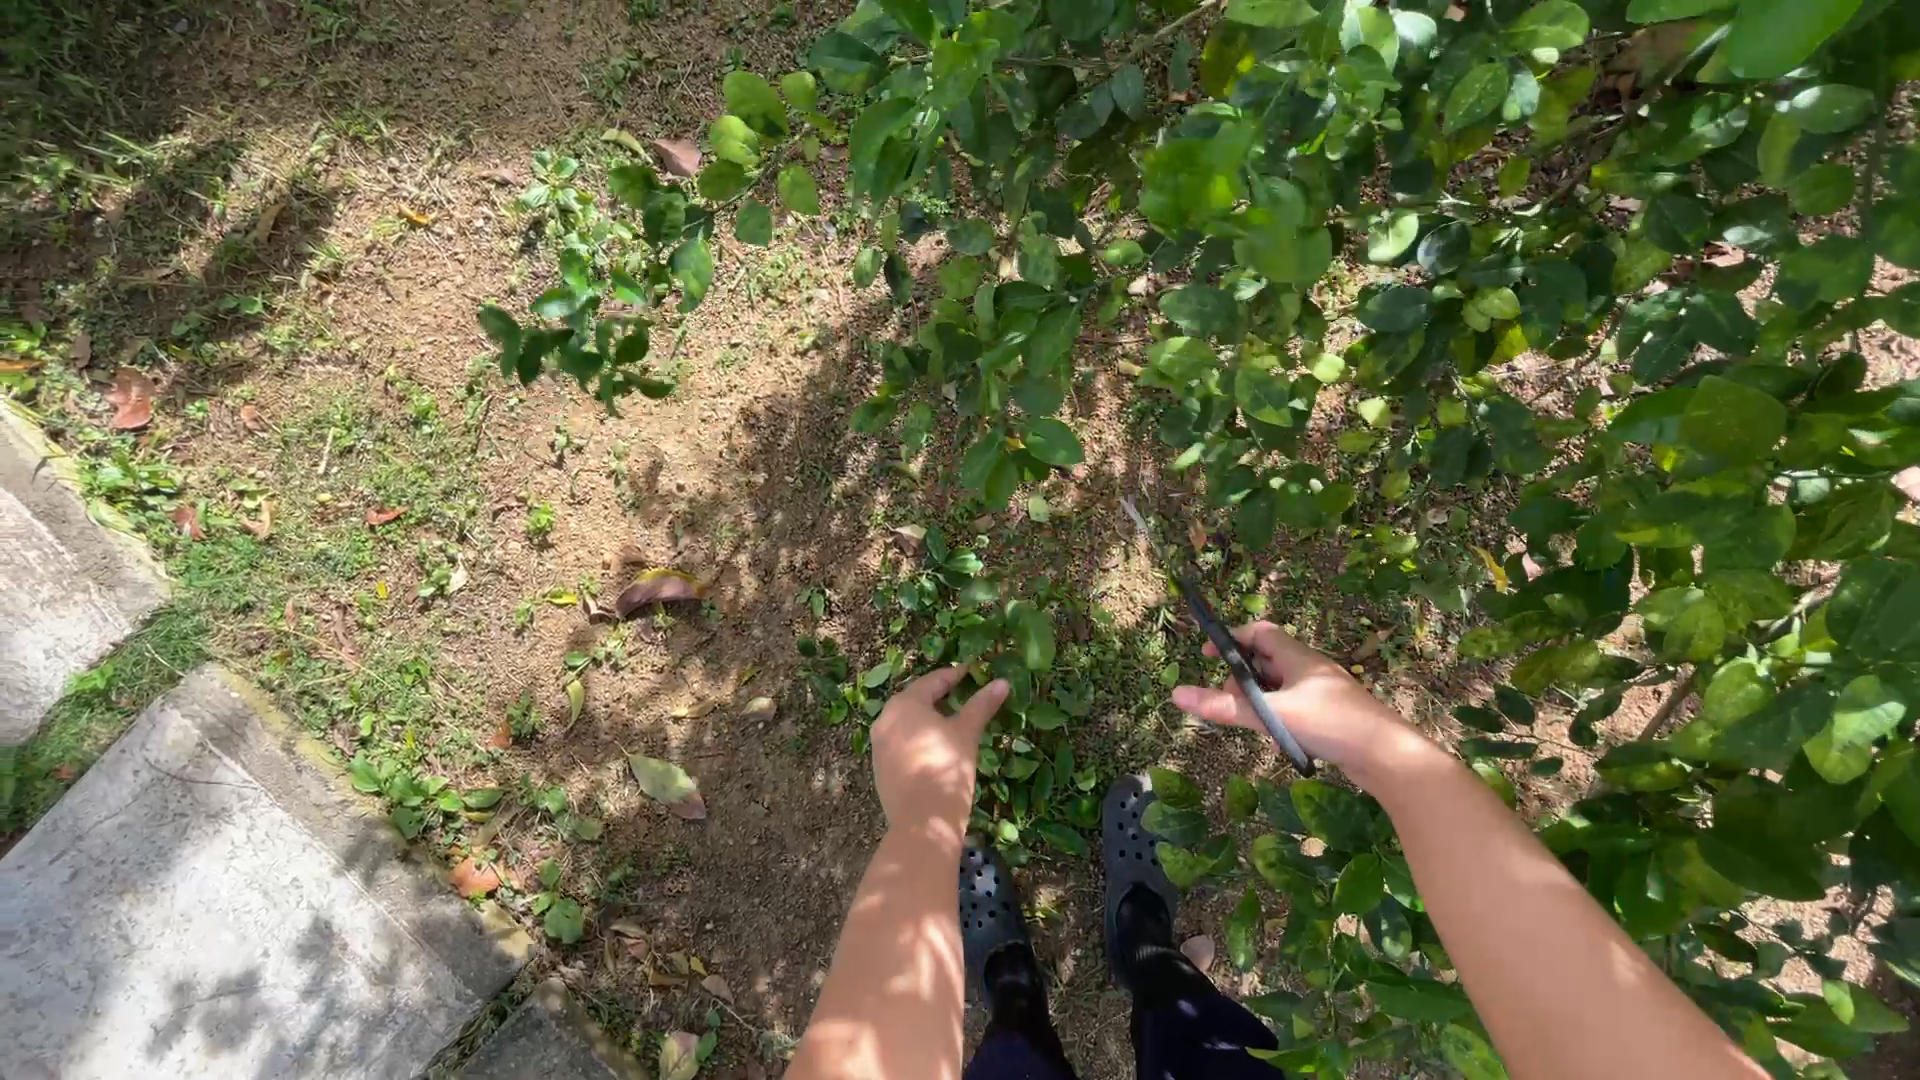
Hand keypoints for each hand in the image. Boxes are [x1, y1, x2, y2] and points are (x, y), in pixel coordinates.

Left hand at [870, 667, 1008, 832]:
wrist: (922, 821)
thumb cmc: (946, 767)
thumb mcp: (966, 733)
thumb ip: (981, 705)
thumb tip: (1002, 682)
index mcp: (904, 704)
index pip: (932, 682)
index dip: (953, 676)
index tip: (970, 672)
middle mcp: (885, 719)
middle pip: (915, 700)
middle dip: (938, 696)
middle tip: (961, 694)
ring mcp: (879, 745)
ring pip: (906, 722)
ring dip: (927, 718)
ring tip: (950, 720)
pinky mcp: (880, 767)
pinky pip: (901, 743)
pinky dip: (918, 738)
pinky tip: (934, 748)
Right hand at [1170, 621, 1427, 786]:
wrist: (1389, 758)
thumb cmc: (1331, 724)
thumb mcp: (1271, 715)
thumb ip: (1225, 706)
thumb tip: (1177, 694)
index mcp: (1298, 657)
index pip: (1259, 632)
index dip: (1232, 639)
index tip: (1208, 654)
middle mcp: (1310, 669)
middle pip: (1266, 659)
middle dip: (1241, 675)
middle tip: (1227, 698)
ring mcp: (1323, 692)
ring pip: (1280, 684)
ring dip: (1259, 696)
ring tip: (1249, 719)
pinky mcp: (1331, 714)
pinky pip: (1294, 703)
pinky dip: (1277, 711)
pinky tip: (1276, 734)